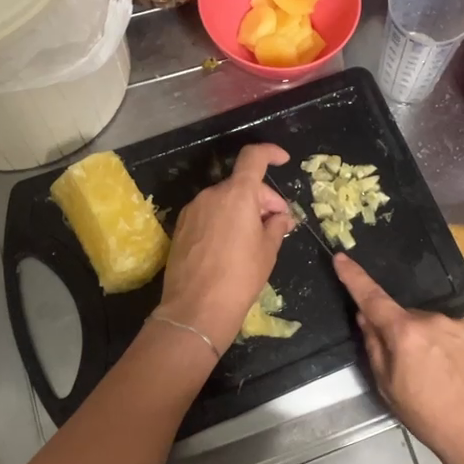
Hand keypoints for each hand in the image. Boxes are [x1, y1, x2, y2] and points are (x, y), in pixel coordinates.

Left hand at [153, 144, 293, 350]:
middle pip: (241, 184)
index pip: (253, 158)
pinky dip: (224, 220)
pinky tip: (231, 247)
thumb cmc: (240, 278)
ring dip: (242, 210)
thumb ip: (276, 226)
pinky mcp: (181, 228)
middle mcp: (211, 195)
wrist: (196, 310)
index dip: (270, 153)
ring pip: (224, 200)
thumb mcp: (268, 251)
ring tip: (254, 240)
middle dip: (262, 198)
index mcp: (237, 194)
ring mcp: (193, 211)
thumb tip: (280, 217)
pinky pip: (209, 214)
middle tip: (276, 224)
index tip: (283, 160)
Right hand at [333, 254, 463, 463]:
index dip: (354, 277)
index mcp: (405, 332)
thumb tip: (366, 317)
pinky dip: (455, 348)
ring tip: (442, 378)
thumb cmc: (429, 417)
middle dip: (403, 334)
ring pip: (435, 326)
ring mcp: (463, 324)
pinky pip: (460, 334)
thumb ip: (374, 346)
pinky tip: (462, 374)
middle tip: (410, 370)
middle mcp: (434, 318)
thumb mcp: (388, 388)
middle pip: (408, 318)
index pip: (373, 298)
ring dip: (431, 342)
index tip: (341, 257)